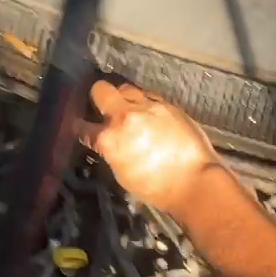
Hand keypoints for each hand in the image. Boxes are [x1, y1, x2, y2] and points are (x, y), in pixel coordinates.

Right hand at [83, 81, 224, 218]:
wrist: (194, 181)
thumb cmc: (156, 187)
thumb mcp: (122, 174)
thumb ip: (111, 152)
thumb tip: (108, 144)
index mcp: (109, 138)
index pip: (84, 127)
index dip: (81, 128)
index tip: (82, 129)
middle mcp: (124, 116)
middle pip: (101, 90)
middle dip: (98, 97)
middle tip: (102, 107)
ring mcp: (148, 106)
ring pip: (126, 88)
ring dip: (123, 97)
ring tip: (127, 108)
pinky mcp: (168, 104)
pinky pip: (149, 95)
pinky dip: (145, 102)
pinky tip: (149, 113)